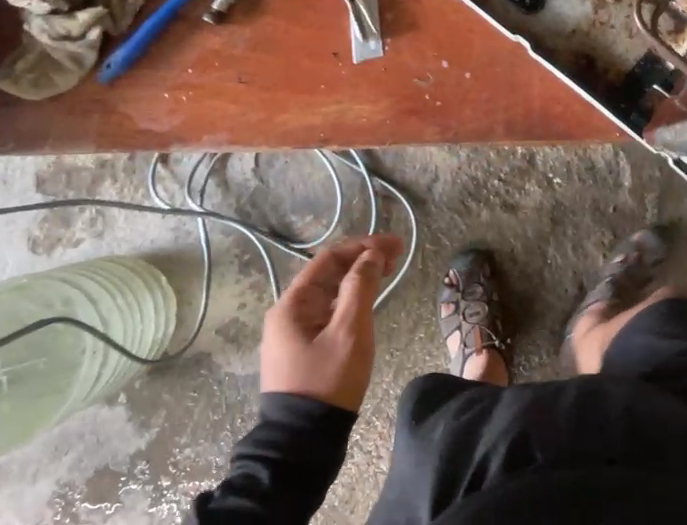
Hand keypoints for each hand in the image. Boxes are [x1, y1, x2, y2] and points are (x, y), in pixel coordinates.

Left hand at [259, 235, 403, 411]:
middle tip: (397, 256)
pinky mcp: (302, 349)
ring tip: (388, 272)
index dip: (363, 246)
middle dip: (363, 259)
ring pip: (329, 293)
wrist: (303, 441)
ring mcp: (293, 332)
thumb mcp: (349, 331)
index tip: (396, 245)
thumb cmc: (328, 381)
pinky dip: (350, 299)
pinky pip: (328, 311)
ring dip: (358, 278)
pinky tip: (368, 299)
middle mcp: (288, 313)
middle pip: (328, 273)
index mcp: (292, 304)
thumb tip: (372, 254)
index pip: (329, 259)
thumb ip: (361, 287)